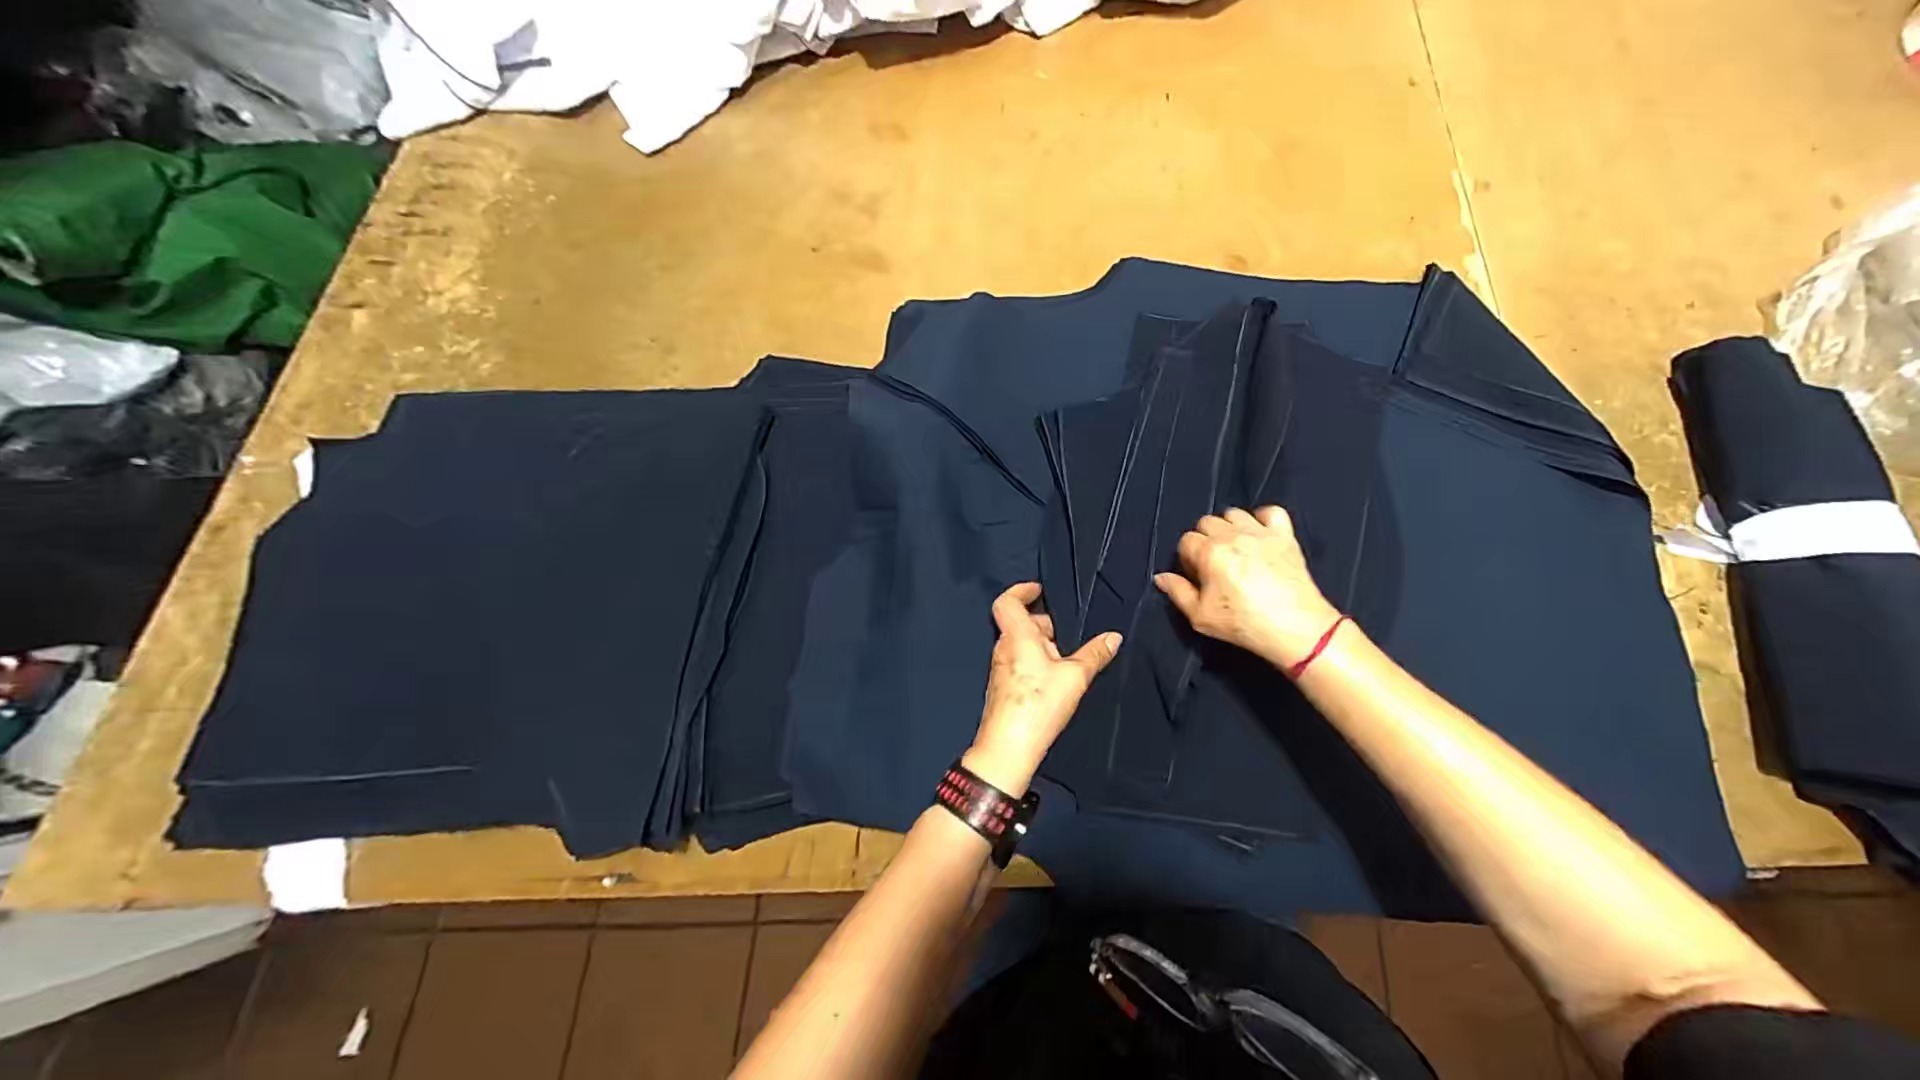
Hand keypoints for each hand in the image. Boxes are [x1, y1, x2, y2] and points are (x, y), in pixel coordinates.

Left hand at [965, 582, 1122, 795]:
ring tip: (1067, 662)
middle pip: (1020, 623)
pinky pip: (1019, 663)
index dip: (1021, 590)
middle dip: (1044, 625)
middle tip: (1068, 636)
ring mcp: (1000, 669)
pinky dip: (1036, 663)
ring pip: (1021, 645)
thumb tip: (1113, 637)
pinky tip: (1054, 682)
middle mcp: (1003, 648)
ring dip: (1042, 646)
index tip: (1039, 589)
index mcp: (1016, 636)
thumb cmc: (1038, 705)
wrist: (1009, 747)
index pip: (1008, 601)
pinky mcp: (1003, 687)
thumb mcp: (1075, 677)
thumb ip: (1095, 654)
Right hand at [1153, 506, 1342, 668]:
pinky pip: (1271, 512)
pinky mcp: (1285, 536)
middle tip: (1213, 564)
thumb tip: (1161, 577)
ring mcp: (1261, 533)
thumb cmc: (1244, 624)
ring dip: (1229, 527)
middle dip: (1204, 540)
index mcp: (1209, 553)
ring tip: (1233, 549)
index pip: (1186, 540)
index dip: (1187, 558)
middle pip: (1207, 522)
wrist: (1295, 628)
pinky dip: (1262, 518)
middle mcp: (1233, 536)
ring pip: (1234, 513)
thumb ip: (1177, 592)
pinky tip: (1258, 535)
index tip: (1197, 576)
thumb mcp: (1200, 616)